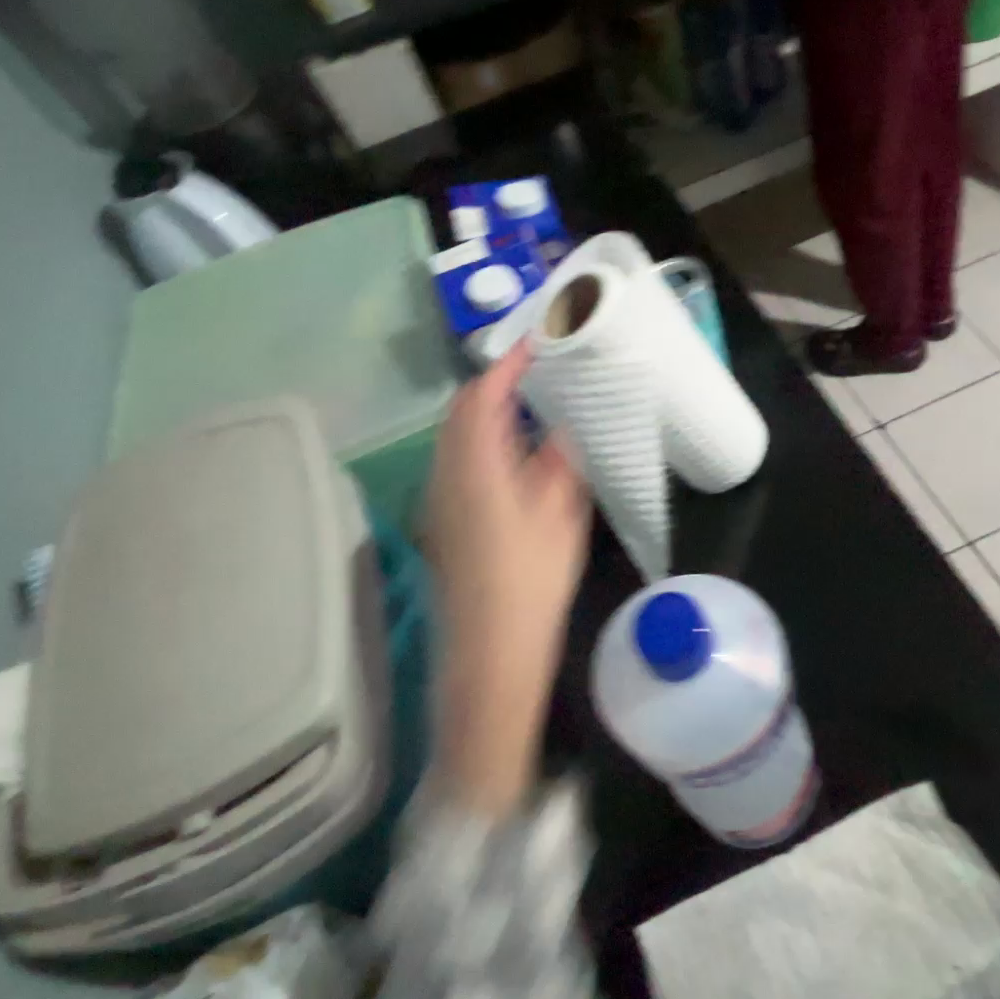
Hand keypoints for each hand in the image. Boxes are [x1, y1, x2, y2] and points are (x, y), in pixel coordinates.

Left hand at [424, 341, 590, 815]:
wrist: (490, 653)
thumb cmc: (531, 584)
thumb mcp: (561, 518)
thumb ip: (560, 464)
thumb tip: (559, 429)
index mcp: (475, 467)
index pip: (481, 397)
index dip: (506, 366)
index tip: (537, 345)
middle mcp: (446, 475)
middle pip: (460, 413)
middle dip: (494, 386)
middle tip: (538, 375)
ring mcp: (439, 500)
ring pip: (455, 439)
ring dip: (486, 415)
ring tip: (532, 410)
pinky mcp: (443, 523)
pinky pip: (457, 463)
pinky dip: (482, 444)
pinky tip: (515, 460)